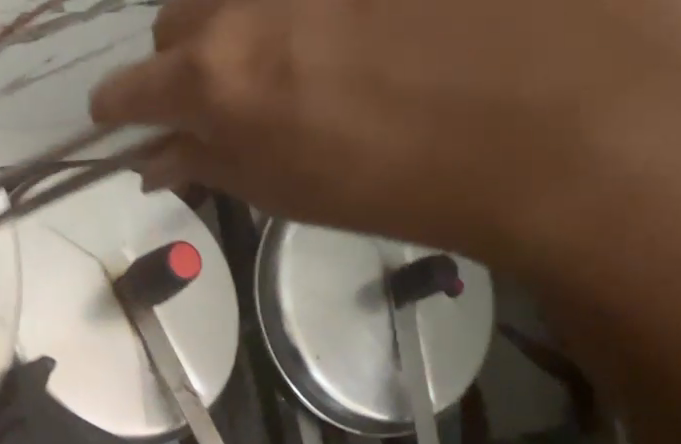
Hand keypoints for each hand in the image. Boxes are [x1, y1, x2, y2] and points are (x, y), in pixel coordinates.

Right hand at [91, 0, 680, 284]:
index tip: (137, 125)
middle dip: (188, 57)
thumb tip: (155, 158)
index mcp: (210, 79)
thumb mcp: (278, 188)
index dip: (123, 112)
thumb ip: (203, 163)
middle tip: (235, 90)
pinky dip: (315, 8)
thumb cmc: (396, 180)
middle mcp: (249, 2)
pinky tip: (366, 29)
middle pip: (176, 20)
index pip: (121, 90)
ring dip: (250, 16)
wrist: (560, 120)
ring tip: (308, 46)